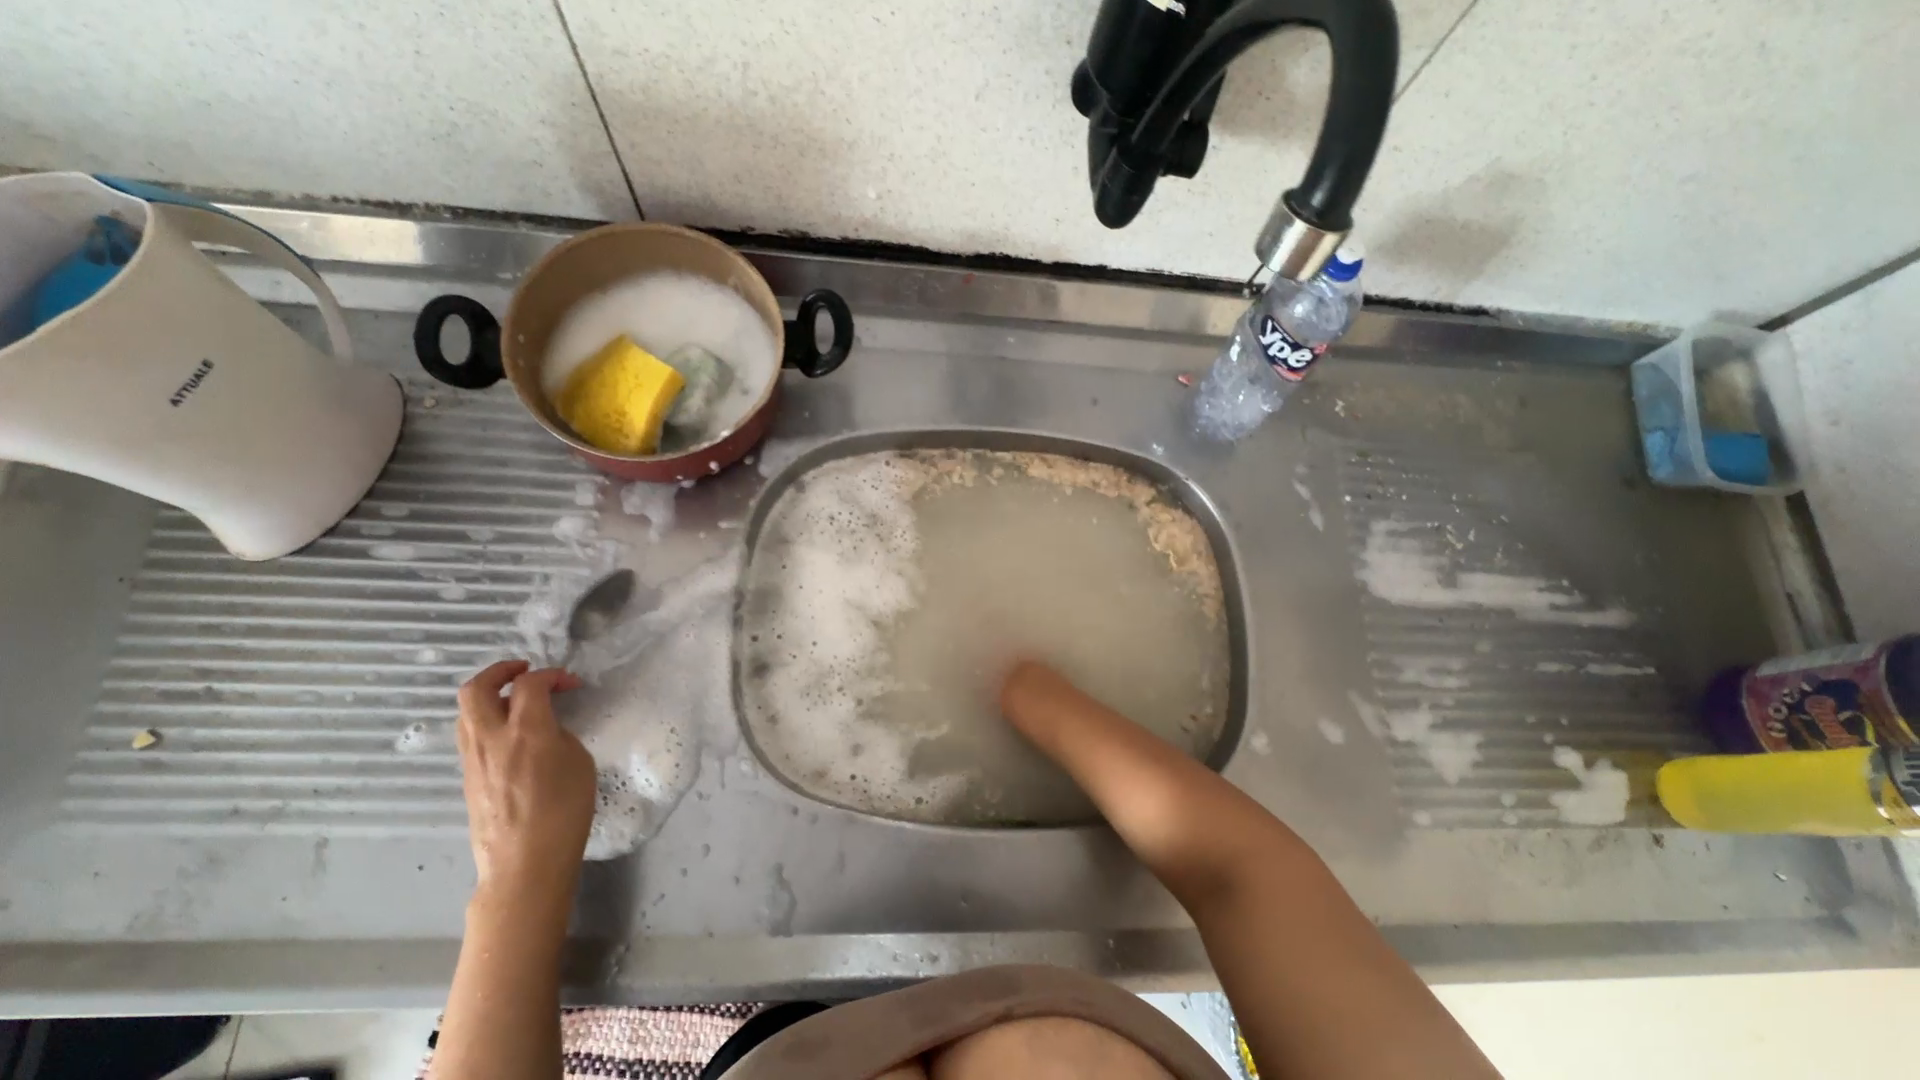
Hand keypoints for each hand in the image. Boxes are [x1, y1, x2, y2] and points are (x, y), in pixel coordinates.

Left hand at [455, 660, 594, 911]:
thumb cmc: (563, 814)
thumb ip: (559, 737)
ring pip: (467, 711)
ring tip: (515, 702)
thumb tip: (544, 731)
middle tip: (524, 670)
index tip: (571, 684)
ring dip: (489, 697)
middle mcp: (491, 738)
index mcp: (526, 730)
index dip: (552, 675)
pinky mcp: (468, 778)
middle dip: (499, 671)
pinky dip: (487, 722)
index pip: (530, 683)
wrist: (524, 864)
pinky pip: (470, 735)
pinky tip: (510, 736)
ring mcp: (473, 759)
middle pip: (477, 688)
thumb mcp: (579, 764)